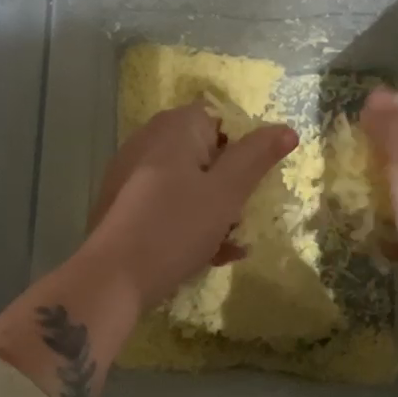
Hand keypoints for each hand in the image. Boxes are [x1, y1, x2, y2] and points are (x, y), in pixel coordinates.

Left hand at [83, 102, 297, 309]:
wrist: (111, 278)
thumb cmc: (175, 228)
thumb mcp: (226, 193)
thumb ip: (256, 157)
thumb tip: (286, 129)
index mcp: (174, 128)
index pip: (220, 118)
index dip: (243, 147)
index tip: (253, 181)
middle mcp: (148, 141)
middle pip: (204, 153)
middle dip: (230, 185)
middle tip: (242, 217)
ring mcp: (131, 174)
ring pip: (187, 182)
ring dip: (213, 210)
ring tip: (229, 245)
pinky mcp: (123, 205)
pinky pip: (166, 204)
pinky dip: (188, 222)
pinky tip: (206, 254)